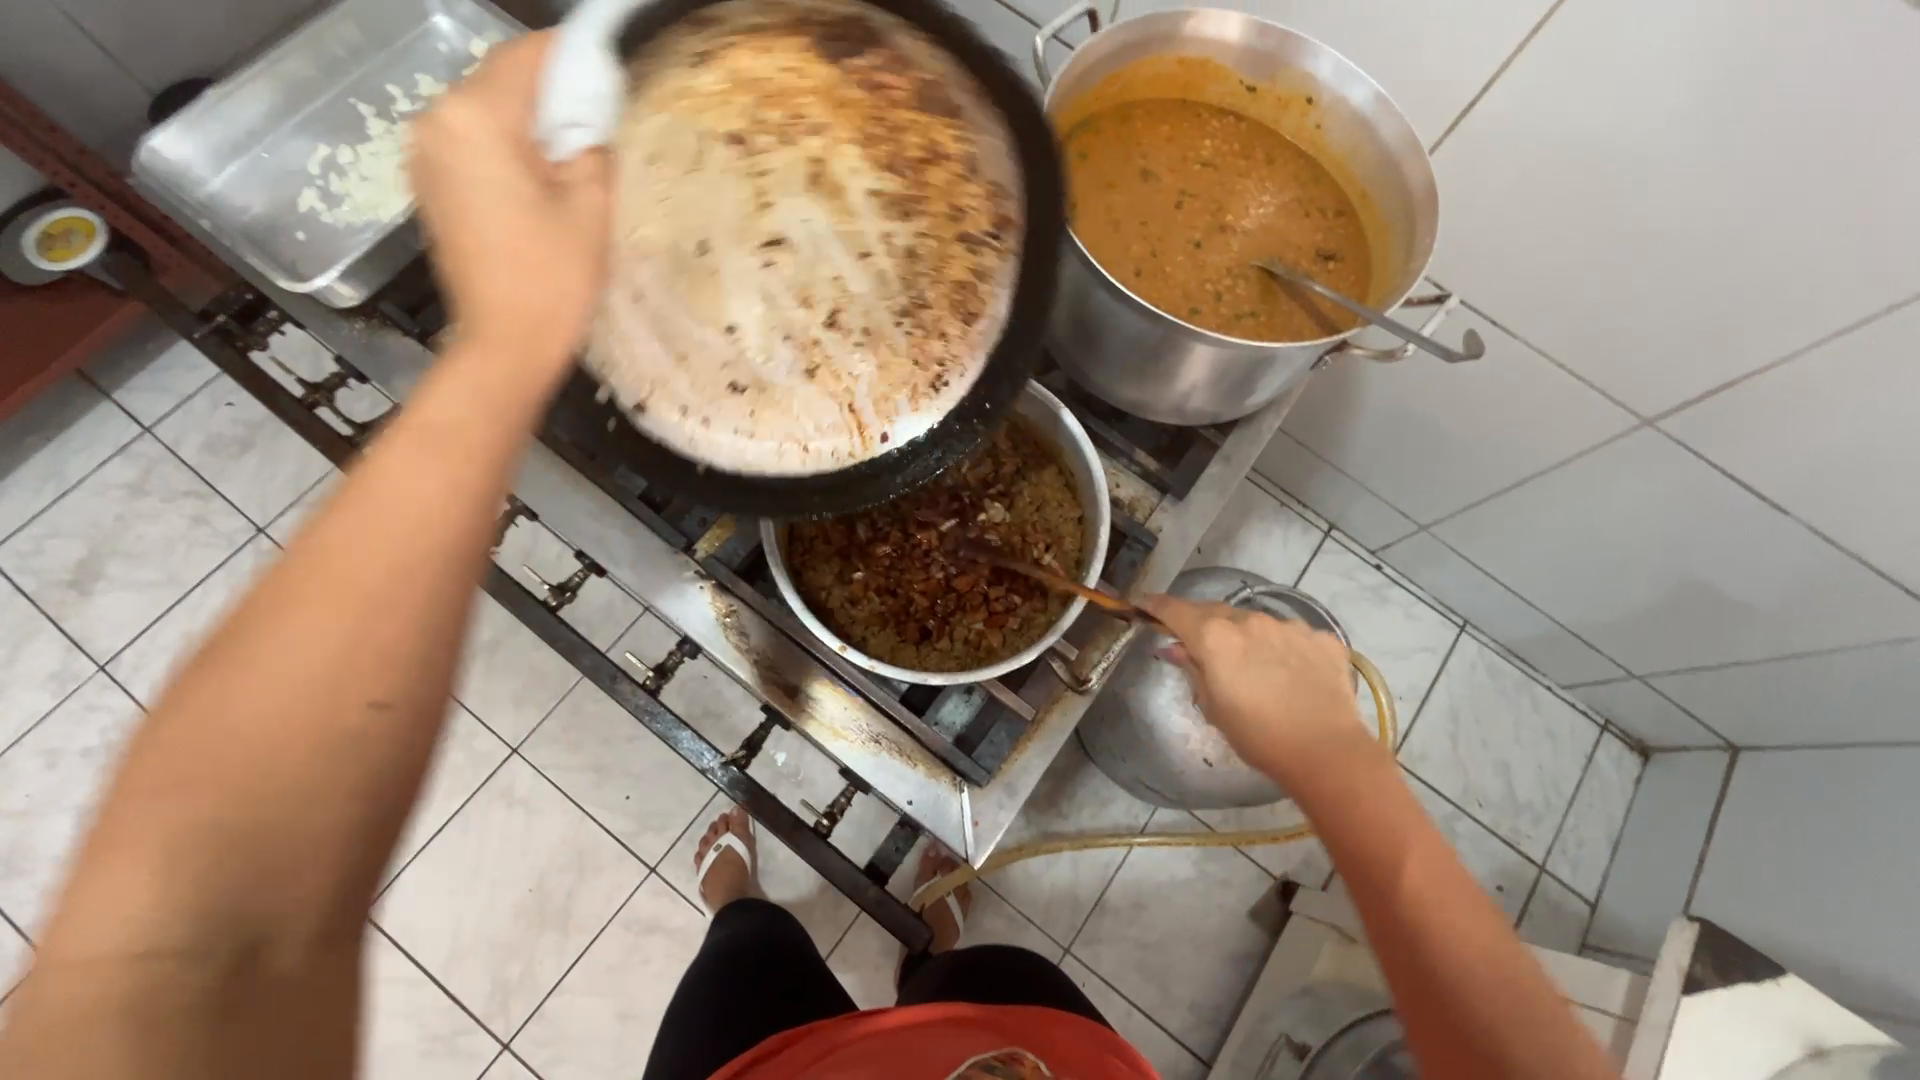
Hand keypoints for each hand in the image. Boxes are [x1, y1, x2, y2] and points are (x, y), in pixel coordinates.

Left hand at [409, 32, 611, 374]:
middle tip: (597, 116)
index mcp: (477, 117)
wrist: (505, 343)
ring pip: (484, 111)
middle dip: (549, 90)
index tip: (605, 61)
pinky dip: (505, 145)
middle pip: (500, 80)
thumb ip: (589, 143)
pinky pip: (470, 142)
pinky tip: (540, 176)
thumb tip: (588, 117)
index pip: (526, 56)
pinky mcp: (428, 182)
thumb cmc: (554, 277)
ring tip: (571, 152)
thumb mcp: (591, 204)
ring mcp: (424, 152)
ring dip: (527, 120)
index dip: (570, 53)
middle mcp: (437, 121)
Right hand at [1139, 594, 1376, 779]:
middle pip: (1215, 612)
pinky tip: (1289, 674)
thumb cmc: (1257, 736)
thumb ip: (1193, 670)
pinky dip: (1282, 648)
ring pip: (1256, 623)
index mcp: (1215, 637)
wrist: (1326, 752)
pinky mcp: (1322, 639)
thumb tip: (1176, 649)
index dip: (1155, 606)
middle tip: (1197, 643)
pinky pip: (1292, 636)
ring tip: (1252, 667)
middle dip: (1202, 624)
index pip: (1174, 610)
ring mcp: (1290, 626)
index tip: (1142, 605)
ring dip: (1246, 636)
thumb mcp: (1213, 707)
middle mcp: (1251, 620)